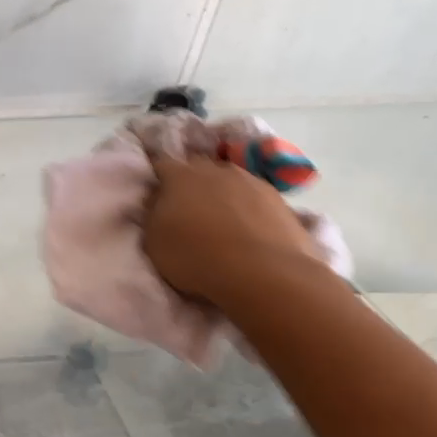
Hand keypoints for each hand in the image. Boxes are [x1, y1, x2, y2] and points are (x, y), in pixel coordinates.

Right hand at [144, 155, 323, 305]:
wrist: (263, 273)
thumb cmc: (195, 255)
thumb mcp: (153, 239)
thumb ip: (154, 214)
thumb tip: (159, 201)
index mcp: (180, 175)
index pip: (161, 163)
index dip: (158, 177)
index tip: (156, 193)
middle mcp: (217, 170)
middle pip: (199, 168)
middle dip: (192, 183)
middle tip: (188, 208)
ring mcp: (254, 183)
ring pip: (232, 182)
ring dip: (225, 195)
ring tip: (224, 222)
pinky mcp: (283, 203)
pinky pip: (258, 200)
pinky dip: (252, 211)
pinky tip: (251, 232)